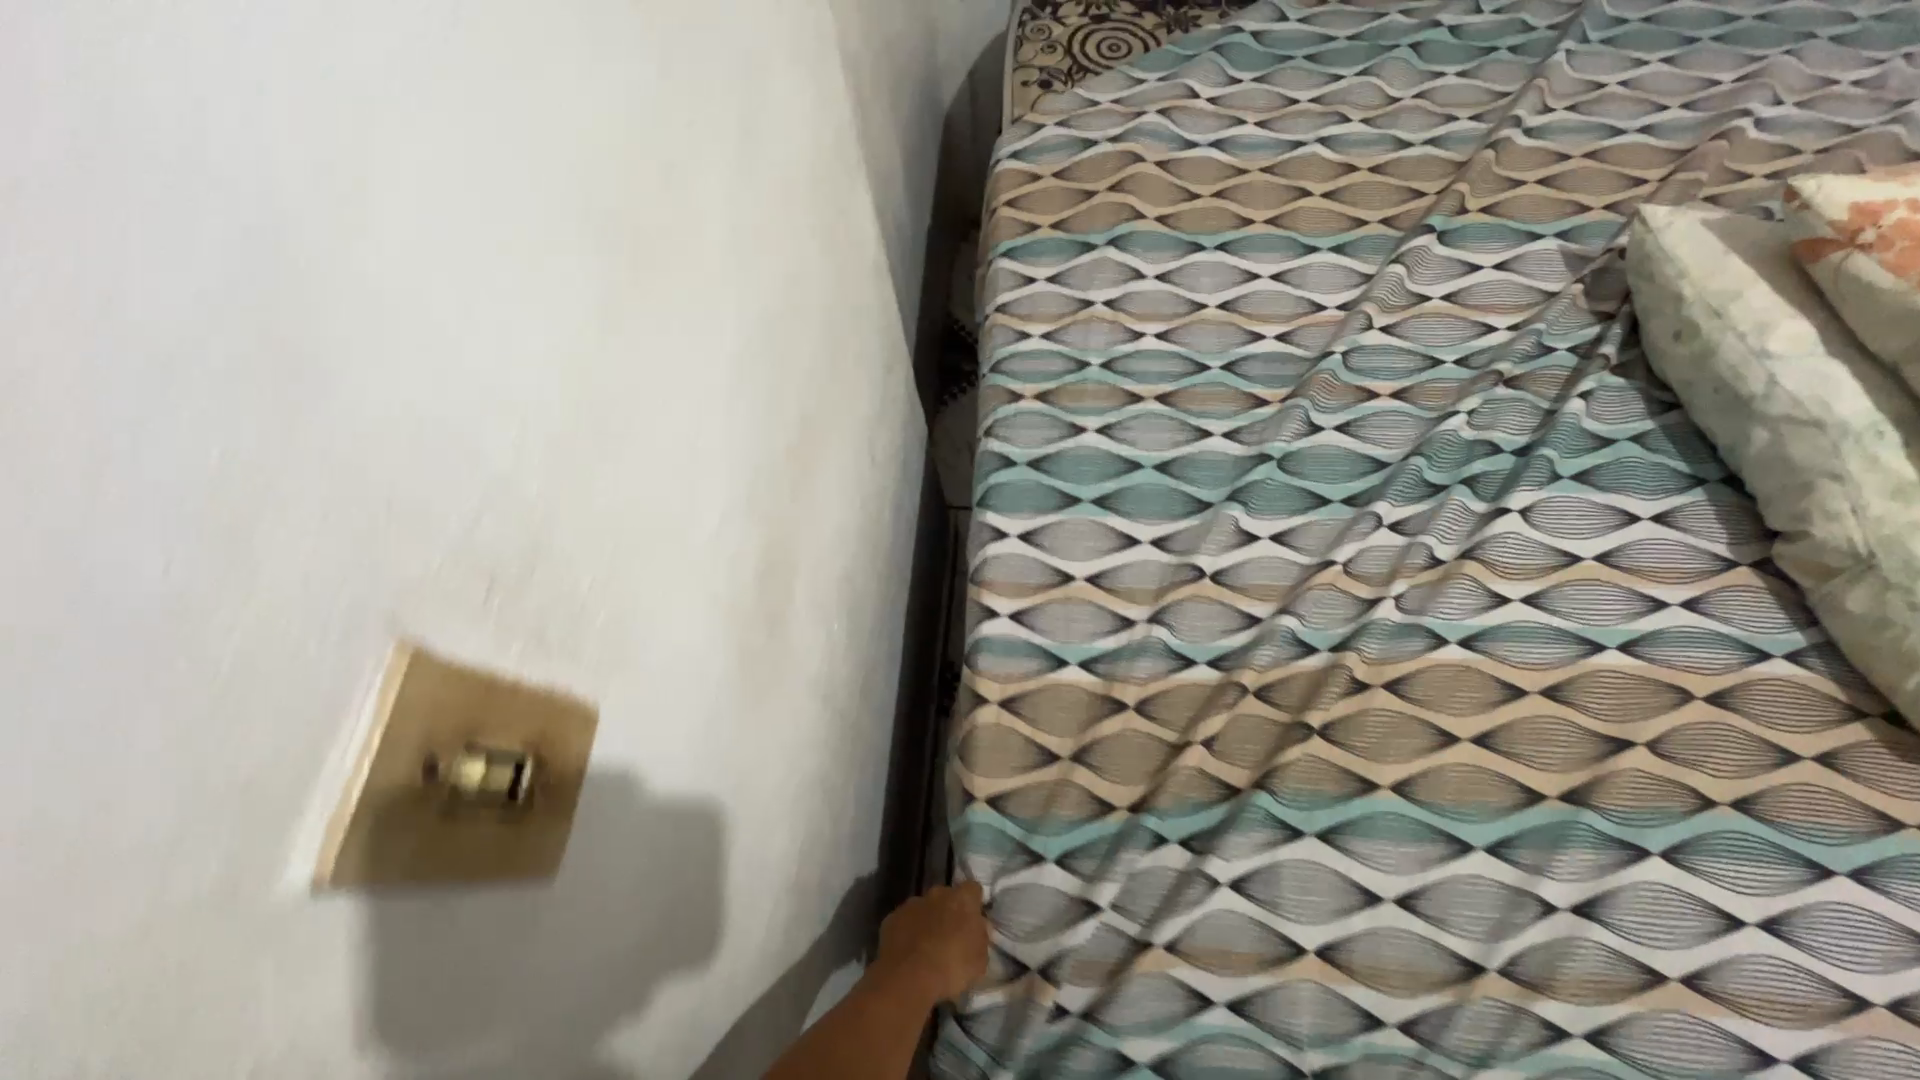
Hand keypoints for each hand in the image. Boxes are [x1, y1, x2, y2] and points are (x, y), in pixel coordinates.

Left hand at [872, 881, 989, 1005]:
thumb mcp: (980, 960)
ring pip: (923, 907)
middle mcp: (936, 894)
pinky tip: (909, 952)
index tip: (974, 919)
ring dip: (927, 920)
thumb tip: (979, 926)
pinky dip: (908, 931)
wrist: (908, 978)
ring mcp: (911, 904)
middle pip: (946, 896)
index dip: (974, 902)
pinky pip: (904, 921)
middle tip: (951, 935)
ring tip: (927, 947)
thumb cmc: (952, 967)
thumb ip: (981, 937)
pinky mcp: (891, 918)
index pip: (973, 889)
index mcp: (962, 899)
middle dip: (949, 911)